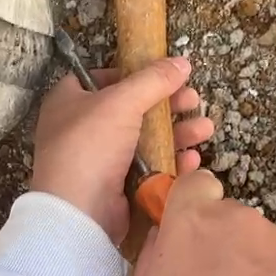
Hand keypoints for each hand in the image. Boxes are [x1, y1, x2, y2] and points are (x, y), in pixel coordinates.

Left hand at [28, 56, 213, 245]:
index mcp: (70, 101)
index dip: (132, 73)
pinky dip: (170, 163)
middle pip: (132, 109)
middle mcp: (81, 129)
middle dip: (167, 105)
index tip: (162, 74)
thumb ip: (153, 80)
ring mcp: (99, 161)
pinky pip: (148, 170)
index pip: (102, 78)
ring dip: (177, 134)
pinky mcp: (116, 188)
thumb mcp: (122, 102)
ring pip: (144, 141)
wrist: (79, 212)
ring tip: (205, 129)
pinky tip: (192, 160)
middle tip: (194, 100)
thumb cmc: (90, 146)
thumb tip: (181, 62)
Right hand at [130, 170, 275, 275]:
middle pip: (225, 218)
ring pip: (257, 244)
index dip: (190, 205)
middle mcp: (238, 219)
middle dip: (218, 245)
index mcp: (191, 223)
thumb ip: (151, 262)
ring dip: (250, 268)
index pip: (193, 183)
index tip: (187, 237)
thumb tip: (163, 238)